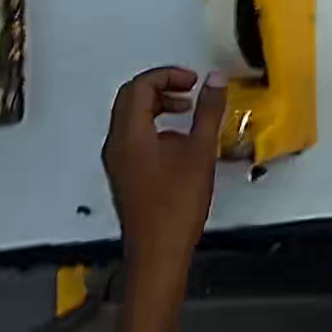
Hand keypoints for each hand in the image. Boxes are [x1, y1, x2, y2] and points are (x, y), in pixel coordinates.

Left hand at [103, 67, 227, 262]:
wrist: (159, 256)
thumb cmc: (176, 208)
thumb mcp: (200, 151)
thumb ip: (208, 110)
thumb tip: (215, 80)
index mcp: (130, 134)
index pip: (141, 85)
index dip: (168, 75)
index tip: (192, 80)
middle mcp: (116, 143)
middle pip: (131, 96)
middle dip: (161, 86)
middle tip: (188, 88)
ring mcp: (117, 160)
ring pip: (130, 115)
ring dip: (156, 104)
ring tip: (186, 110)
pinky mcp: (123, 174)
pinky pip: (132, 135)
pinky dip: (152, 124)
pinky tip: (178, 140)